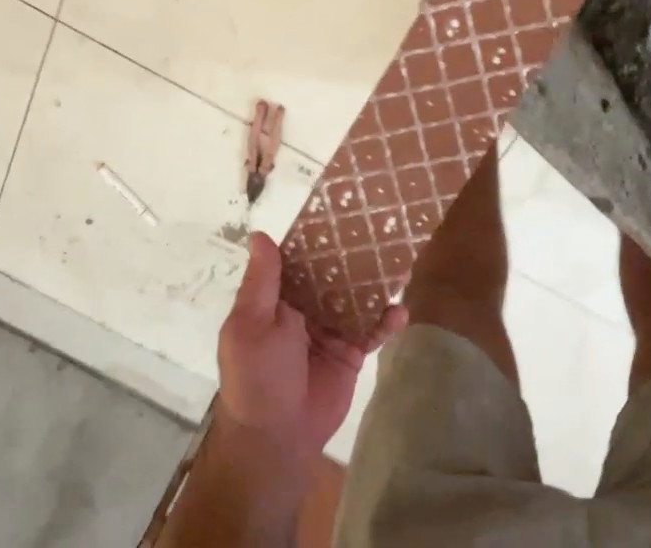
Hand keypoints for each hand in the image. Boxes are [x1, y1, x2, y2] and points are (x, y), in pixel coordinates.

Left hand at [217, 233, 406, 460]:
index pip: (298, 261)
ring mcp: (329, 331)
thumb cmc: (258, 375)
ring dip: (375, 284)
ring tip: (399, 262)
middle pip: (332, 275)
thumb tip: (259, 234)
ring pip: (355, 298)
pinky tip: (399, 311)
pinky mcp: (350, 353)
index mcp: (276, 300)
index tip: (341, 213)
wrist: (277, 437)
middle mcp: (304, 310)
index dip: (317, 239)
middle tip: (381, 231)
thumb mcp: (251, 324)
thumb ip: (263, 282)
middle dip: (353, 257)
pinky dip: (385, 320)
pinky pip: (371, 330)